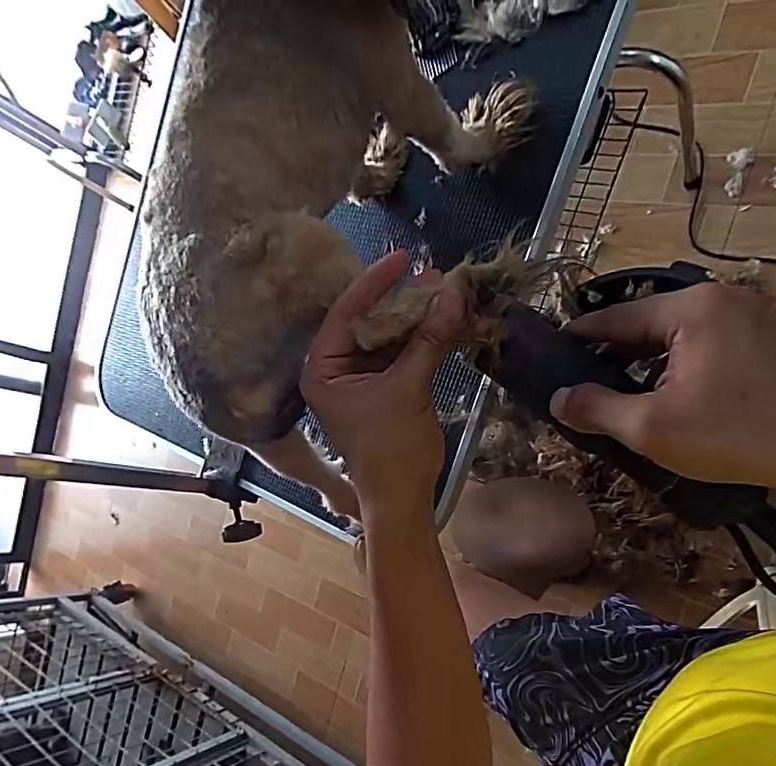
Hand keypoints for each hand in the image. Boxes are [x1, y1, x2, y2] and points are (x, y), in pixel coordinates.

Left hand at [302, 251, 469, 514]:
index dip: (375, 283)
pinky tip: (448, 323)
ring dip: (420, 320)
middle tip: (435, 278)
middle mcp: (339, 371)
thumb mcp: (408, 389)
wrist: (404, 497)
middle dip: (404, 302)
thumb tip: (453, 294)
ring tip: (448, 295)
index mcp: (323, 369)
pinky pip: (408, 357)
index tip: (402, 258)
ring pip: (393, 340)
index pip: (347, 313)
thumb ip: (428, 340)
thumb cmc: (391, 449)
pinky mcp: (391, 392)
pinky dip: (427, 342)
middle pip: (372, 323)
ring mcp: (366, 382)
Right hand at [555, 283, 775, 505]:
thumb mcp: (654, 428)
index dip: (583, 336)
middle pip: (652, 323)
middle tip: (585, 382)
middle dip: (618, 353)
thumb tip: (559, 398)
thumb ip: (599, 409)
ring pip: (682, 335)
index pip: (620, 317)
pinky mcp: (766, 339)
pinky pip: (709, 344)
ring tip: (623, 393)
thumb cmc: (733, 436)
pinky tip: (670, 393)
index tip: (556, 351)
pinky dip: (683, 365)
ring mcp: (751, 315)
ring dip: (651, 362)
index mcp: (693, 307)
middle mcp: (723, 297)